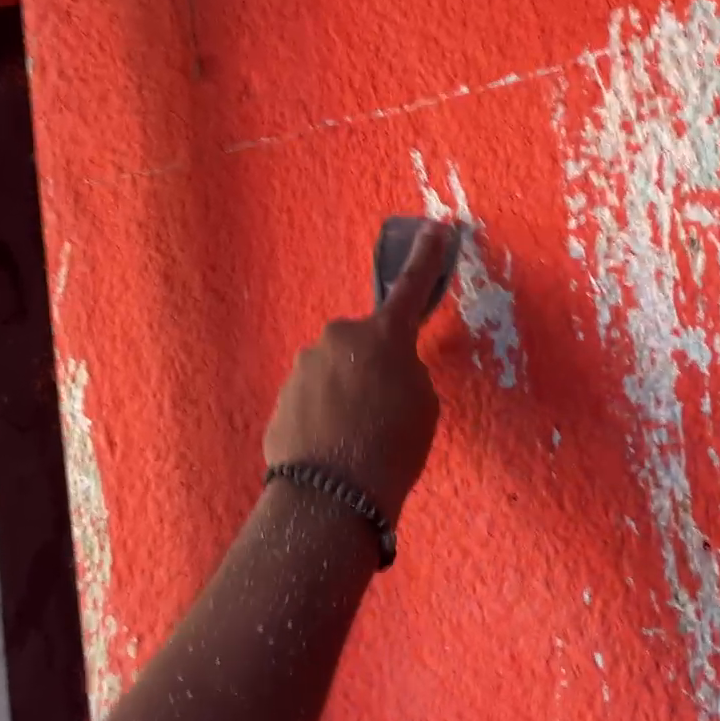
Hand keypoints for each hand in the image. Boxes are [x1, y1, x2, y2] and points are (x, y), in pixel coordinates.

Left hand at [264, 222, 453, 520]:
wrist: (331, 496)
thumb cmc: (394, 447)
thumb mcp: (424, 405)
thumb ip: (408, 371)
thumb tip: (386, 368)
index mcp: (382, 336)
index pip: (412, 287)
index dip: (428, 255)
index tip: (437, 225)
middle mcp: (339, 338)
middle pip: (364, 343)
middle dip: (374, 365)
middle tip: (386, 409)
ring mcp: (305, 365)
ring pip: (336, 370)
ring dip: (347, 392)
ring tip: (357, 438)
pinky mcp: (282, 395)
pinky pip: (314, 397)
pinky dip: (326, 415)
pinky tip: (333, 448)